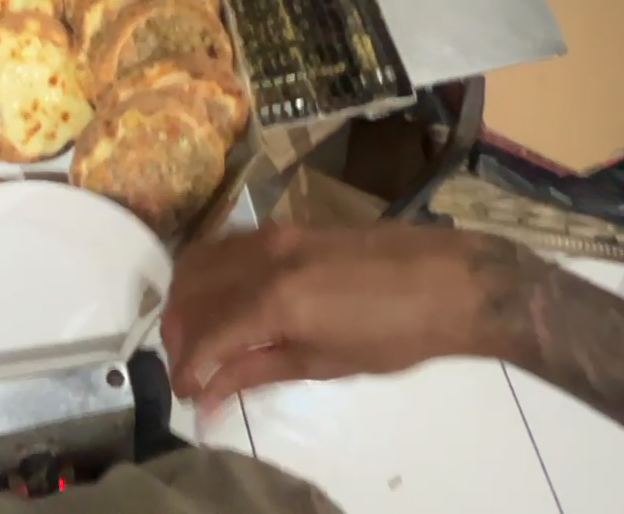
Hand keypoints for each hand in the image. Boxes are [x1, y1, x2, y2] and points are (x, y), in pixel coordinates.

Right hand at [161, 224, 534, 406]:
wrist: (445, 279)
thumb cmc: (395, 335)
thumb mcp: (325, 363)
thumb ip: (258, 372)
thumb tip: (210, 396)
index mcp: (275, 302)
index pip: (206, 336)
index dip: (188, 368)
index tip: (186, 393)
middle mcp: (260, 260)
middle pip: (190, 292)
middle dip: (179, 333)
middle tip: (189, 366)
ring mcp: (267, 236)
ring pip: (197, 261)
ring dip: (186, 299)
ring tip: (198, 333)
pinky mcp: (278, 226)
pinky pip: (222, 246)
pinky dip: (206, 273)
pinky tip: (219, 298)